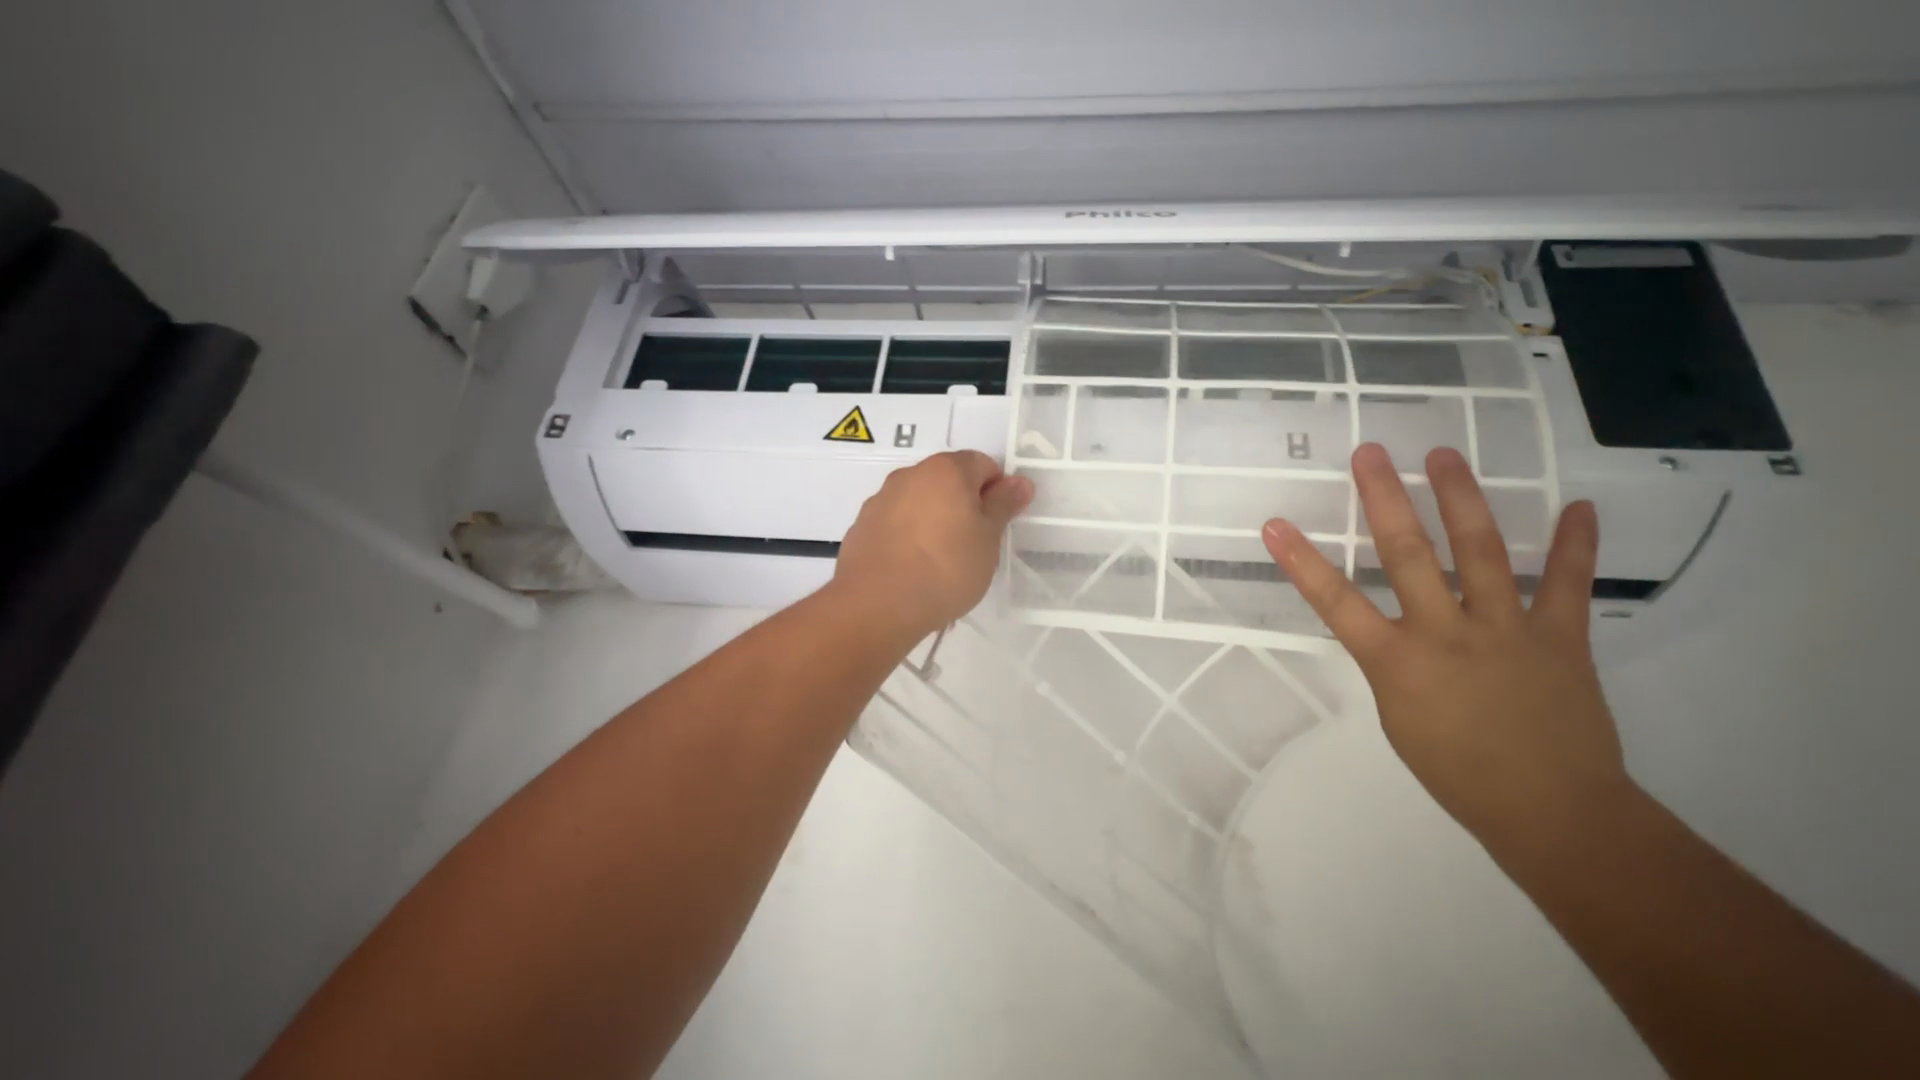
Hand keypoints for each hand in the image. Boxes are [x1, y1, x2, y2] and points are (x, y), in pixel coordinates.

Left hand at [832, 451, 1033, 639]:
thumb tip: (1019, 482)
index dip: (996, 491)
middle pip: (946, 481)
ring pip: (918, 503)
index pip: (982, 464)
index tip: (997, 524)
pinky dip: (907, 538)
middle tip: (973, 545)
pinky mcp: (860, 528)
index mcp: (945, 470)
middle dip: (963, 505)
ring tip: (940, 564)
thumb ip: (1003, 505)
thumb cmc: (946, 568)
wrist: (877, 604)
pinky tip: (912, 571)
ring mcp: (880, 501)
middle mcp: (909, 475)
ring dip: (933, 521)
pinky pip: (894, 525)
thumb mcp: (988, 539)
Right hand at [1262, 443, 1631, 838]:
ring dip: (1460, 497)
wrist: (1551, 811)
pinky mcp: (1561, 635)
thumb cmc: (1460, 775)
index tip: (1275, 524)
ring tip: (1443, 455)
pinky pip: (1567, 582)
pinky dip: (1575, 543)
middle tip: (1370, 453)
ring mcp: (1506, 628)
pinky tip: (1578, 506)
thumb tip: (1403, 635)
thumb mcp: (1401, 721)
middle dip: (1384, 499)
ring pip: (1480, 550)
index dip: (1302, 561)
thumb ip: (1396, 668)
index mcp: (1397, 662)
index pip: (1336, 602)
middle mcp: (1446, 633)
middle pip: (1407, 554)